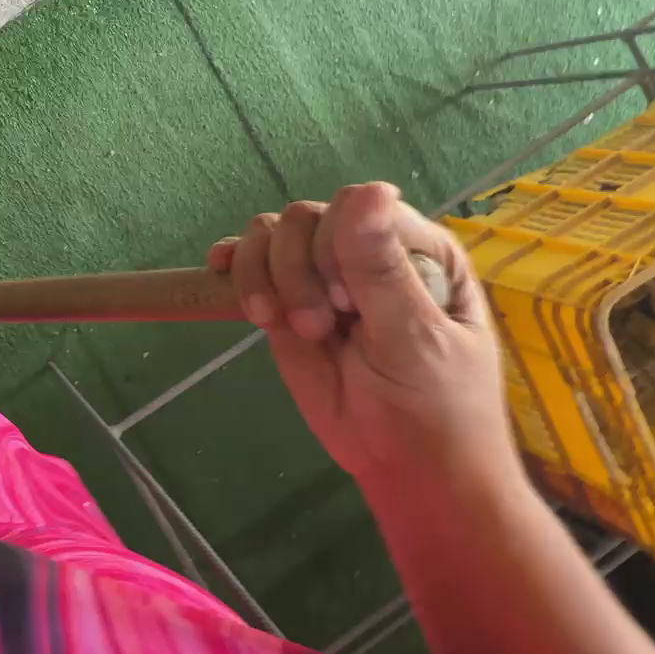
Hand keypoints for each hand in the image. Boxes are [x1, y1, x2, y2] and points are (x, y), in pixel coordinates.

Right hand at [210, 183, 521, 497]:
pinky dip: (233, 266)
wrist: (402, 464)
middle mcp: (366, 250)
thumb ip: (380, 267)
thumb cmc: (432, 405)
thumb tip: (367, 188)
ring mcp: (320, 274)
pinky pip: (247, 261)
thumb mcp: (412, 337)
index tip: (348, 302)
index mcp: (417, 249)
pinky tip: (222, 276)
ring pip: (269, 235)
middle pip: (304, 218)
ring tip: (287, 326)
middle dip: (297, 270)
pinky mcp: (285, 299)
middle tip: (319, 327)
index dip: (338, 246)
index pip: (358, 207)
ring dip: (265, 277)